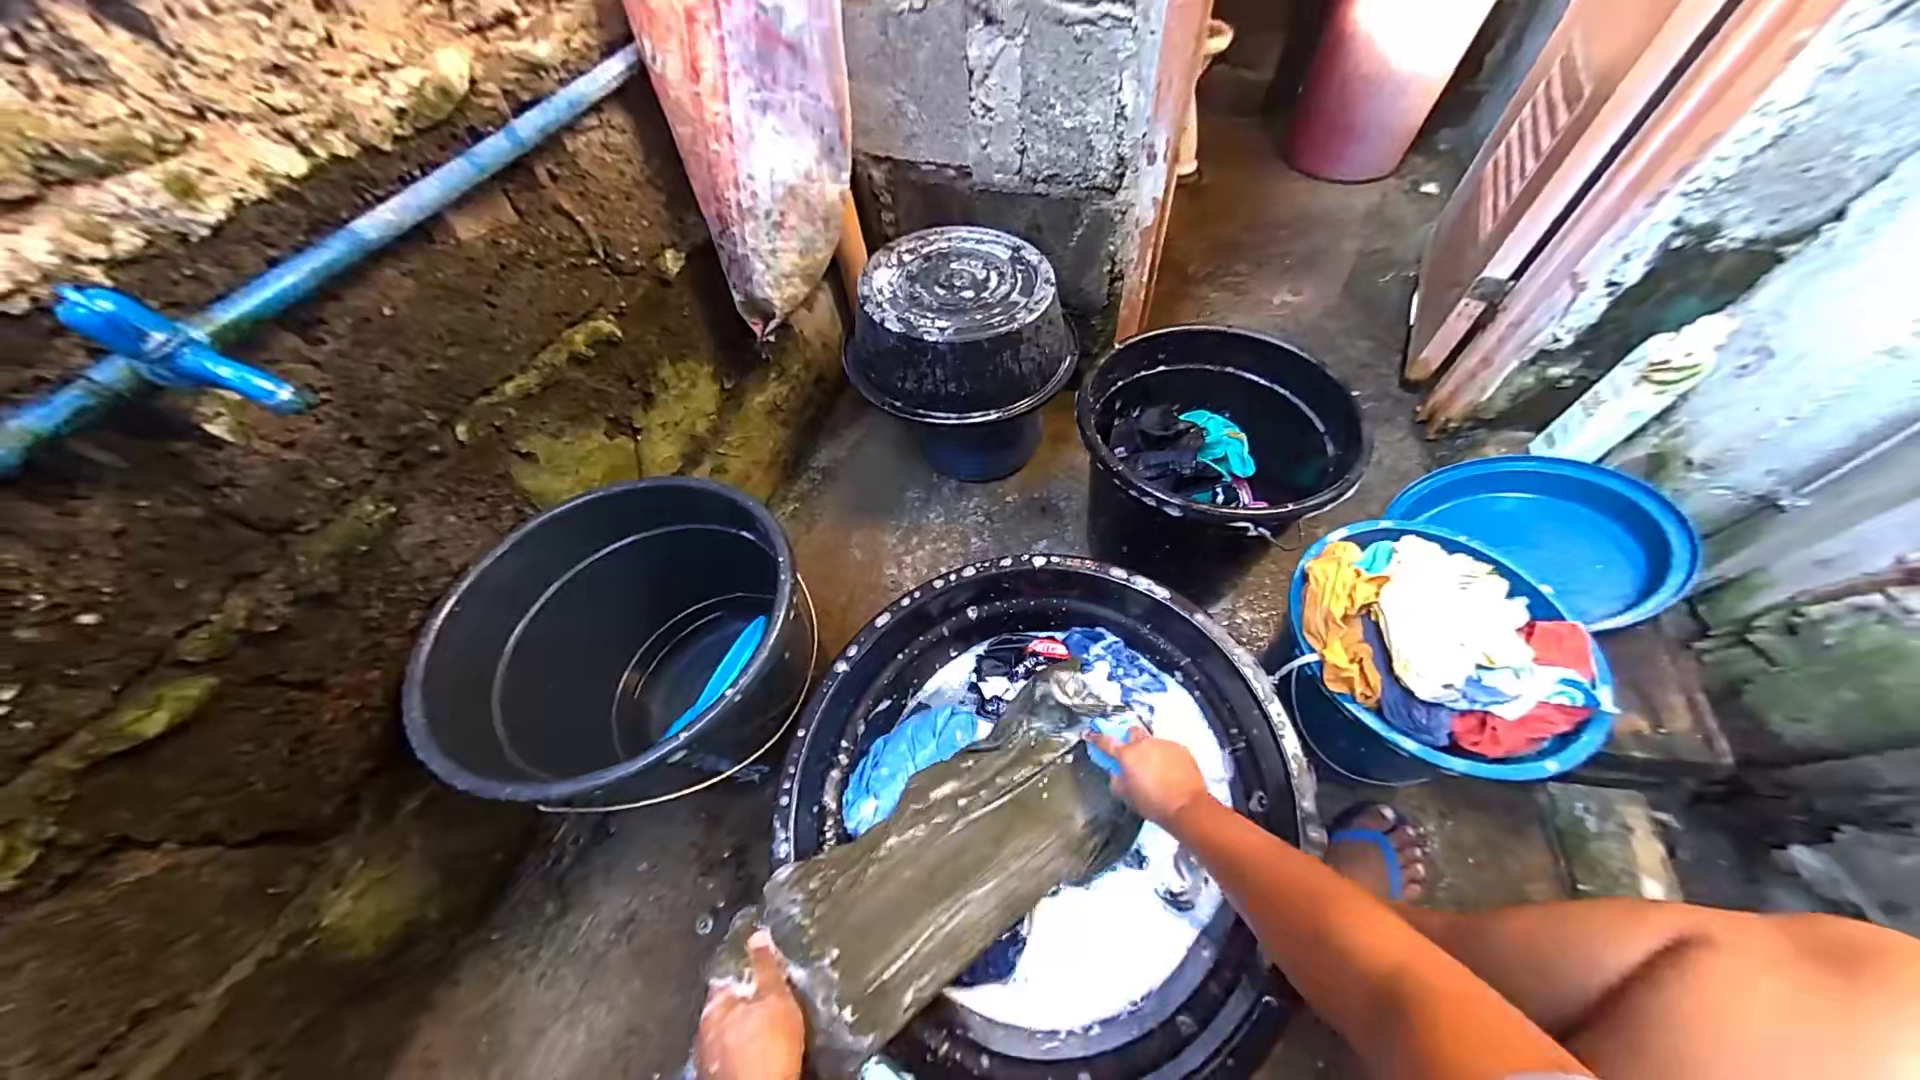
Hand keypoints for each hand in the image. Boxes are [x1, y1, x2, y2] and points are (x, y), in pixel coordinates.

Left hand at [695, 927, 804, 1079]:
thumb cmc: (768, 1044)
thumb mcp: (775, 996)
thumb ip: (765, 965)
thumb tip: (757, 933)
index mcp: (715, 1005)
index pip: (724, 979)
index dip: (741, 973)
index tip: (756, 971)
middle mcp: (703, 1031)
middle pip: (722, 1007)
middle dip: (739, 1002)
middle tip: (762, 999)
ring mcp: (706, 1059)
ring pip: (722, 1033)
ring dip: (738, 1028)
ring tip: (759, 1026)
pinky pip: (727, 1055)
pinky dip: (738, 1050)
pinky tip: (753, 1051)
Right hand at [1086, 727, 1210, 824]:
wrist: (1187, 807)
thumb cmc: (1153, 803)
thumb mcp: (1127, 796)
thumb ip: (1117, 780)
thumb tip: (1117, 773)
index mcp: (1127, 754)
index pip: (1106, 741)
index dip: (1097, 738)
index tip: (1092, 734)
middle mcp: (1144, 744)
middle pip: (1132, 732)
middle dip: (1130, 740)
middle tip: (1133, 755)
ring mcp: (1164, 744)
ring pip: (1151, 741)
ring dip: (1150, 751)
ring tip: (1156, 769)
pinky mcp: (1180, 748)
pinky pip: (1168, 749)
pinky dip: (1166, 757)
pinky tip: (1170, 772)